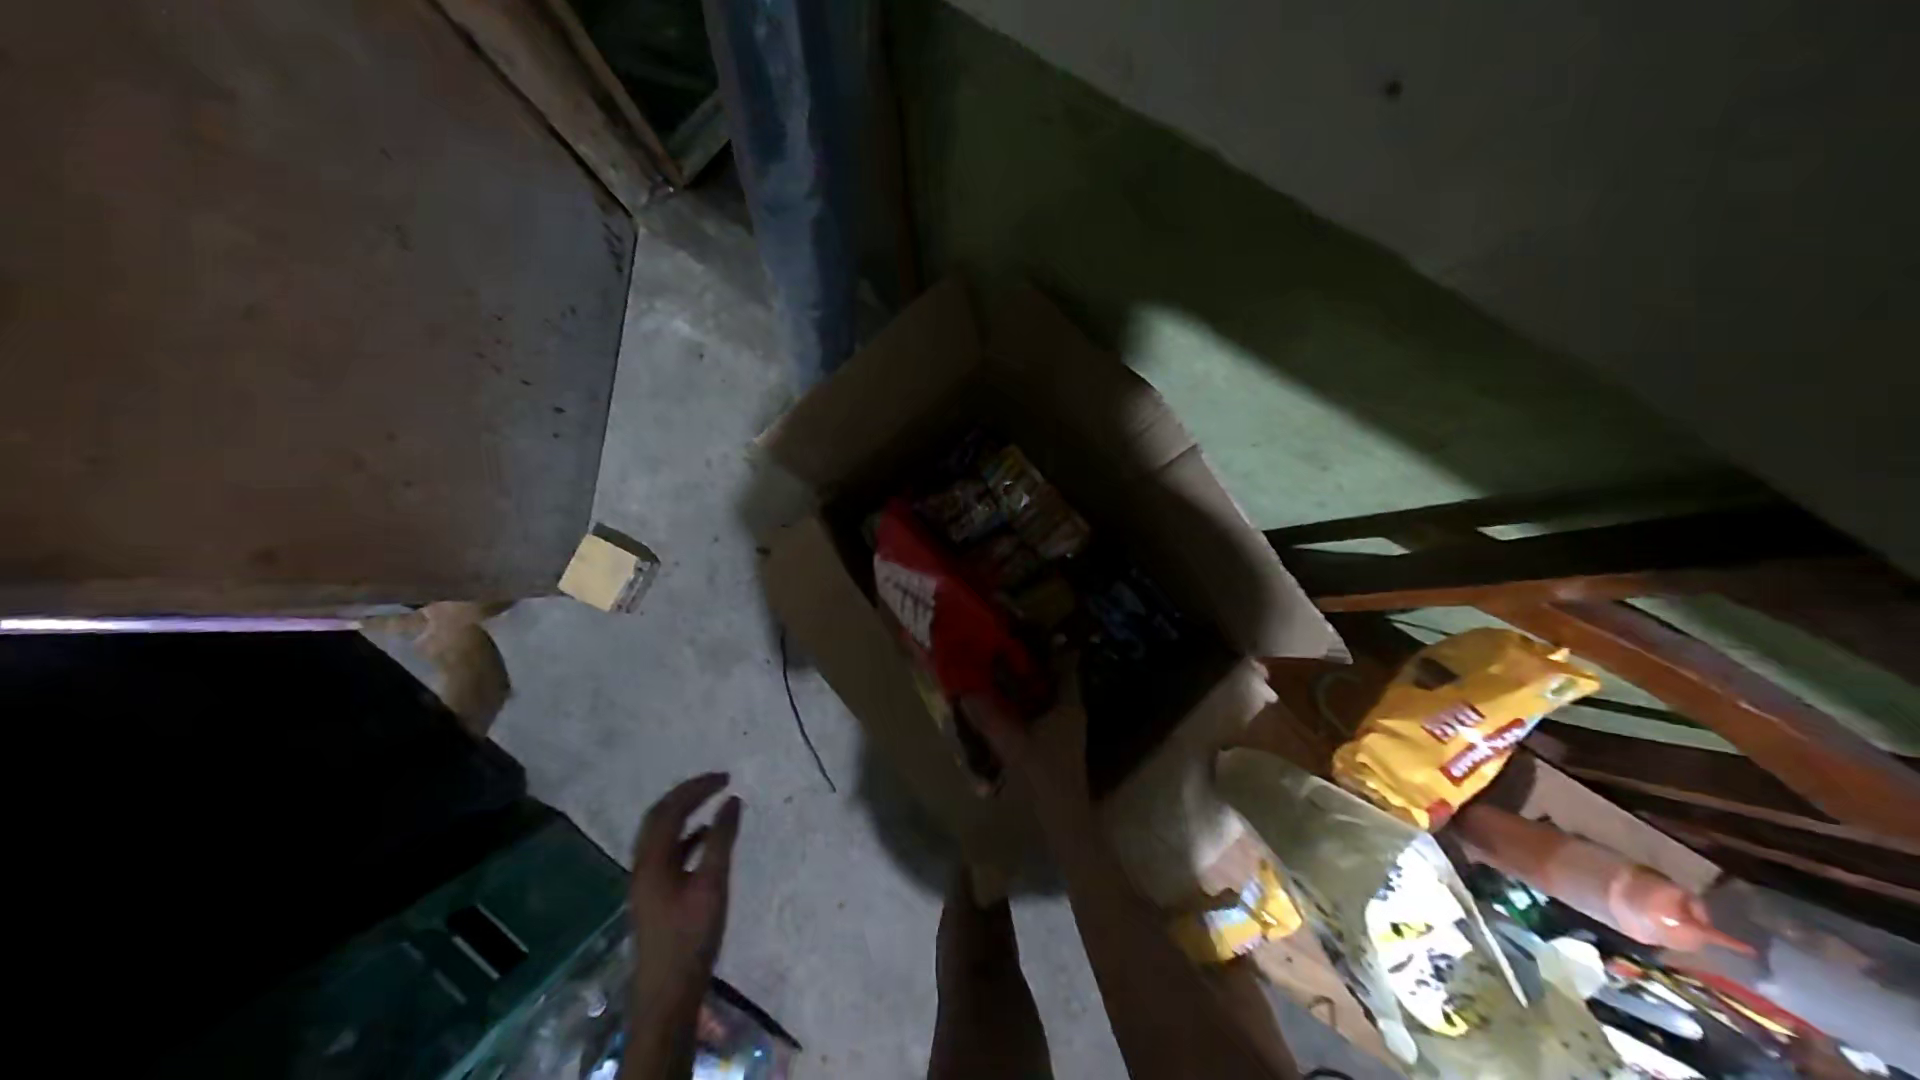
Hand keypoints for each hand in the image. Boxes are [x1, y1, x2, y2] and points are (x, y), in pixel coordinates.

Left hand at [628, 773, 741, 1011]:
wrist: (667, 992)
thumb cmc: (692, 936)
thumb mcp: (713, 884)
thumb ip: (721, 840)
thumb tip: (731, 800)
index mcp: (652, 860)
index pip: (670, 809)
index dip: (696, 788)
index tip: (726, 777)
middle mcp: (643, 865)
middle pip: (659, 817)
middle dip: (687, 794)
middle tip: (717, 781)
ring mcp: (647, 881)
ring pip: (661, 834)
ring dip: (684, 812)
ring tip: (712, 800)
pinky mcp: (656, 894)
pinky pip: (668, 851)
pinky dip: (686, 835)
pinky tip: (705, 837)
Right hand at [963, 653, 1089, 819]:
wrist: (1064, 819)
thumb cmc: (1045, 776)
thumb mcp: (1013, 743)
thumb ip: (988, 717)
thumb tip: (964, 692)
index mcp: (1068, 704)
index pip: (1064, 664)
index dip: (1047, 646)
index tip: (1022, 632)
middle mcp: (1069, 711)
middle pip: (1051, 678)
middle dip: (1028, 664)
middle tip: (1000, 650)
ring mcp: (1064, 728)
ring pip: (1044, 696)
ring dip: (1024, 685)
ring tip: (995, 673)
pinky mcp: (1055, 743)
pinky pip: (1038, 713)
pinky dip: (1023, 705)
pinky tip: (1001, 706)